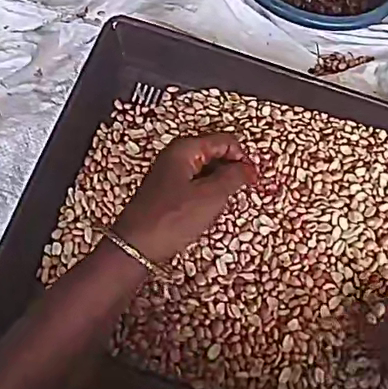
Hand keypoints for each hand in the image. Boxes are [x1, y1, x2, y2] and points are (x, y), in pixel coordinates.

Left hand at [110, 134, 252, 264]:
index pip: (225, 141)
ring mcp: (169, 173)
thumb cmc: (170, 220)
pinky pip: (195, 184)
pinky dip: (207, 193)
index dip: (242, 158)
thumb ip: (234, 177)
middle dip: (232, 170)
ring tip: (223, 203)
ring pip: (206, 170)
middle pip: (215, 153)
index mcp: (185, 148)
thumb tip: (248, 168)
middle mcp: (175, 155)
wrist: (135, 247)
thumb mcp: (210, 196)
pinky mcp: (167, 191)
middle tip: (241, 192)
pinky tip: (207, 210)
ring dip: (220, 183)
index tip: (252, 179)